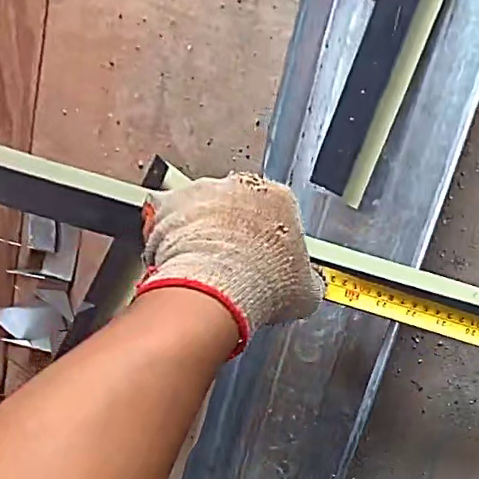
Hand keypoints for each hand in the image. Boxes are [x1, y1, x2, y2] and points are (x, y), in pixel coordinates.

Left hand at [135, 174, 323, 354]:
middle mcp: (242, 186)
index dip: (270, 241)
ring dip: (200, 231)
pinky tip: (176, 260)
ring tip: (203, 267)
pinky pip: (166, 217)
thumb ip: (311, 280)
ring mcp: (204, 192)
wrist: (218, 289)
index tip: (264, 260)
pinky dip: (167, 235)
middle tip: (233, 266)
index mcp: (280, 199)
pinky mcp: (170, 202)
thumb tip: (311, 285)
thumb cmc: (262, 284)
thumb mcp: (307, 292)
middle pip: (238, 206)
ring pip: (201, 208)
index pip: (277, 214)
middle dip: (234, 232)